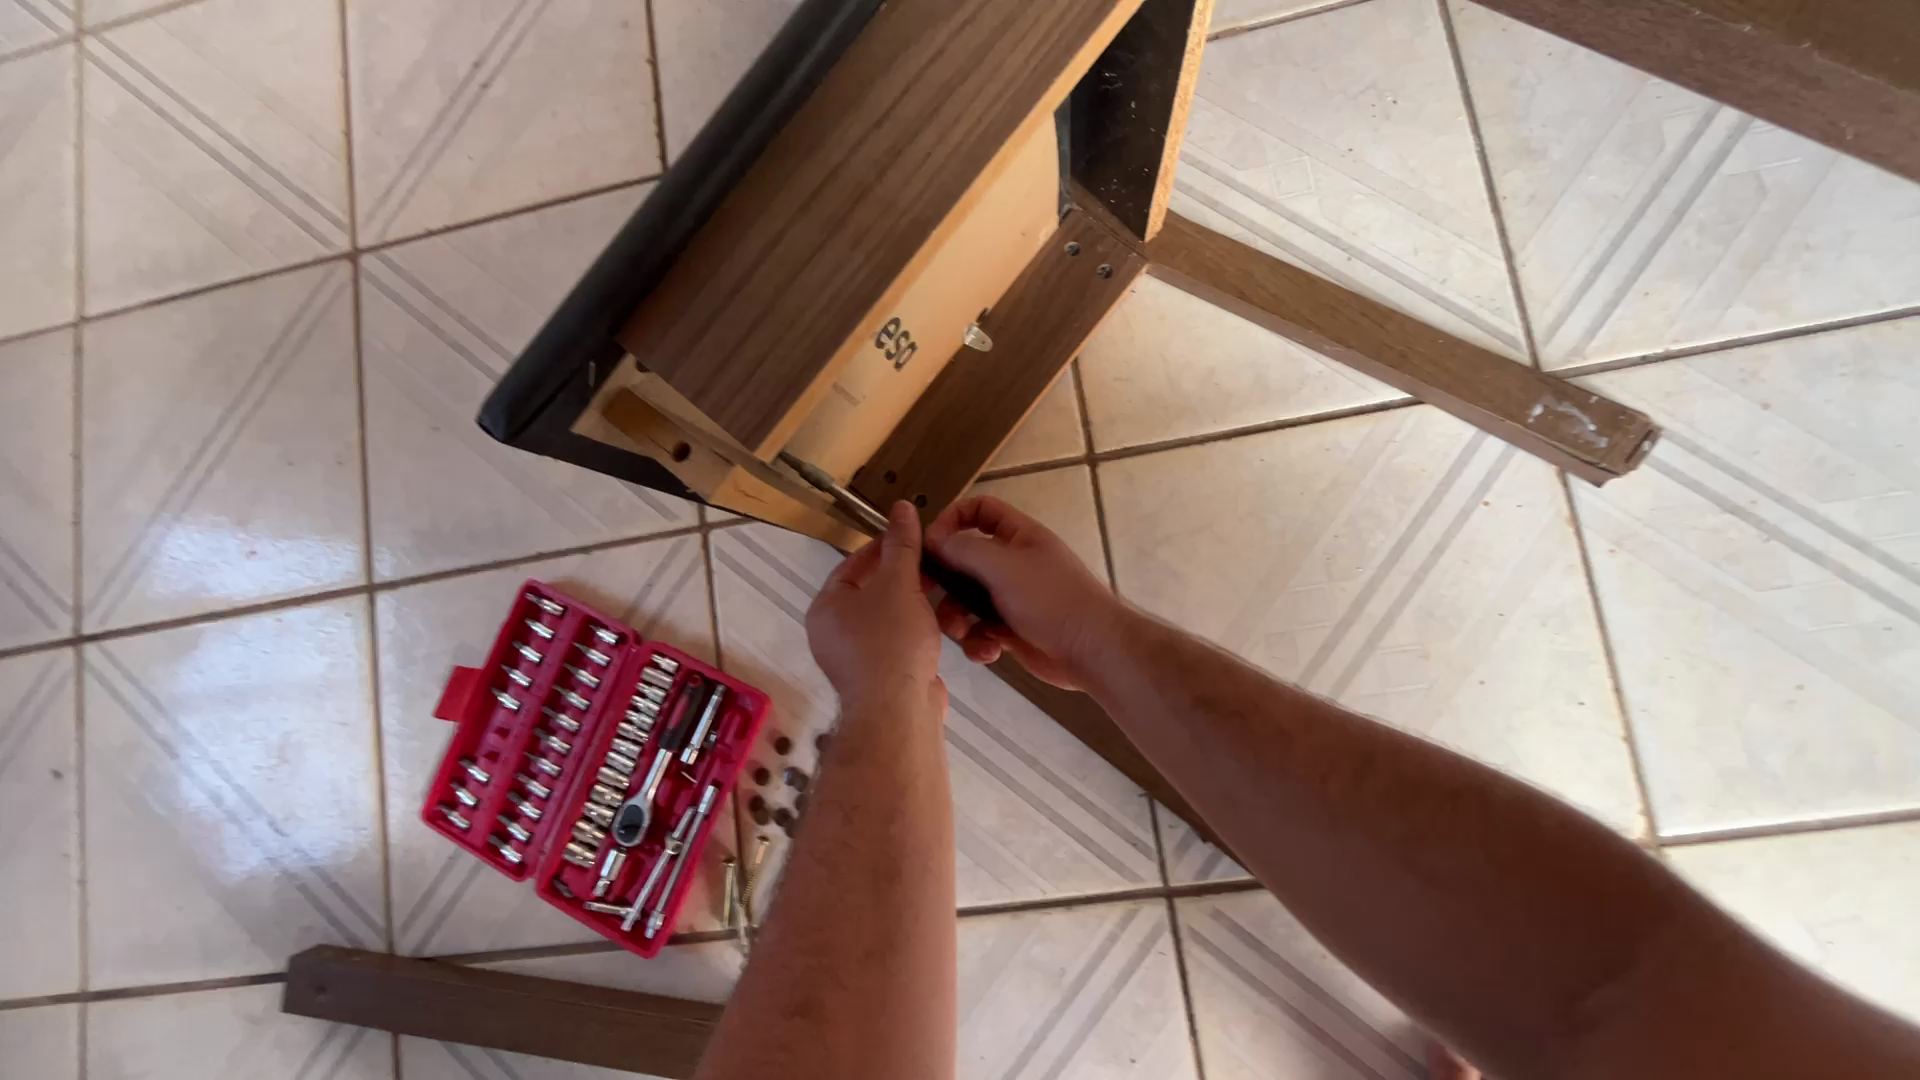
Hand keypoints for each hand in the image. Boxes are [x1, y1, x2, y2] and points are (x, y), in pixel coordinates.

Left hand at [806, 501, 946, 716]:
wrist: (898, 711)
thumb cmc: (891, 641)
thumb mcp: (899, 584)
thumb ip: (902, 545)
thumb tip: (902, 506)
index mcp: (826, 607)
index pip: (853, 564)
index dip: (884, 547)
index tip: (915, 537)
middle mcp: (832, 633)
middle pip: (869, 592)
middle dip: (902, 576)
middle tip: (933, 562)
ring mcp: (854, 659)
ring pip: (885, 618)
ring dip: (912, 603)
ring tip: (941, 588)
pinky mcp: (878, 678)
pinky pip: (895, 643)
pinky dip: (914, 631)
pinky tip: (939, 623)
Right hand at [925, 496, 1123, 688]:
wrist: (1092, 650)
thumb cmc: (1051, 599)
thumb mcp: (1004, 567)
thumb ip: (965, 550)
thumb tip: (933, 539)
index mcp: (1019, 536)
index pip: (981, 510)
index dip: (953, 519)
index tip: (931, 543)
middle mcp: (1013, 563)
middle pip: (966, 560)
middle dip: (947, 580)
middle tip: (927, 594)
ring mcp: (1012, 598)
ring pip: (968, 600)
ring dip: (958, 617)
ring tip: (961, 632)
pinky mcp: (1011, 630)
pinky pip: (980, 630)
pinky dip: (978, 642)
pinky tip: (987, 652)